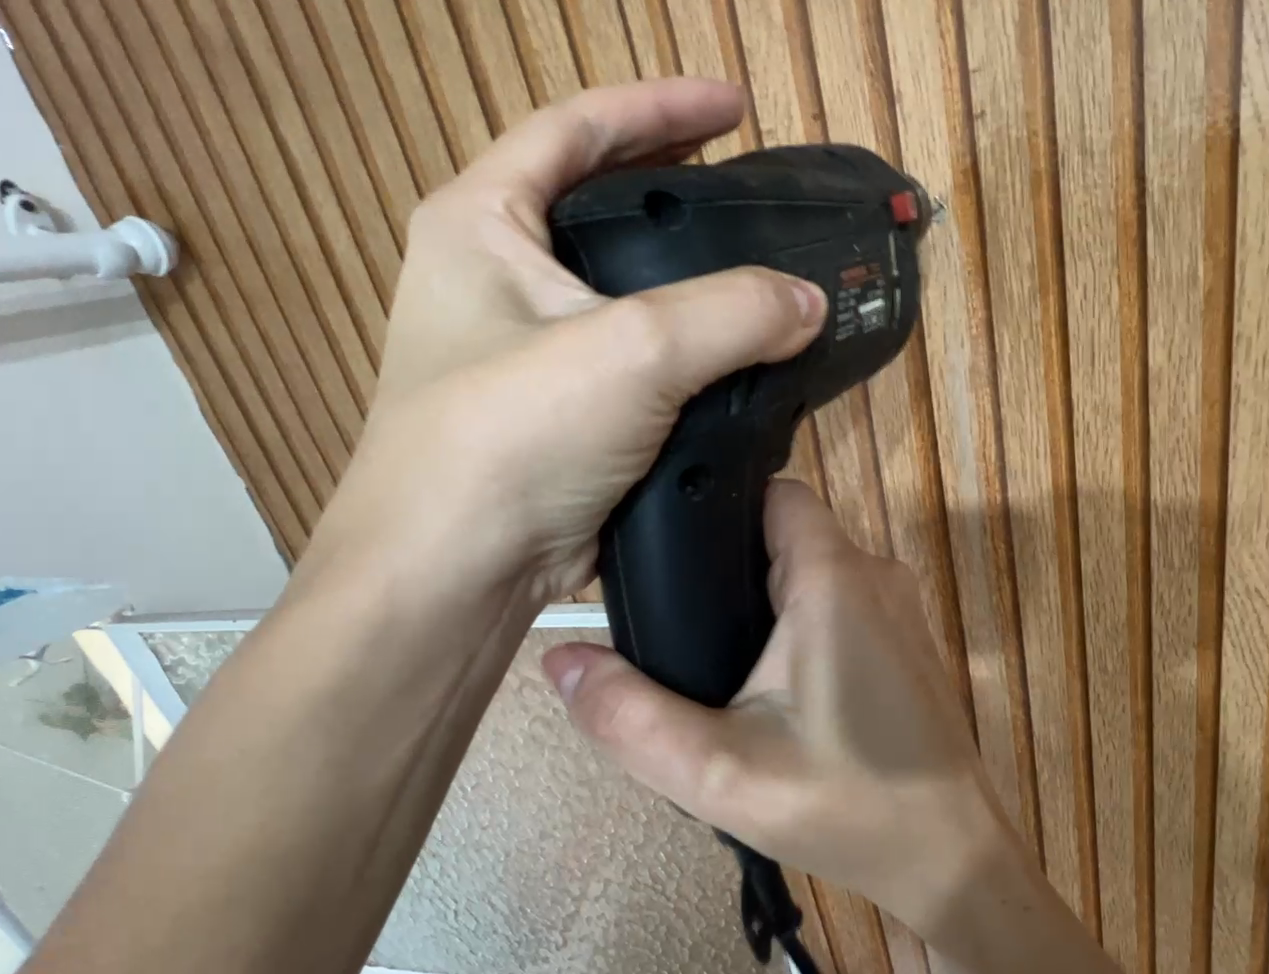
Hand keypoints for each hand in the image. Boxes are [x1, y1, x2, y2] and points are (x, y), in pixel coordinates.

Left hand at [307, 79, 825, 597]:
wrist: (458, 572)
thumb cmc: (513, 437)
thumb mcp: (632, 352)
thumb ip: (733, 312)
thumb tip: (810, 303)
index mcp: (480, 223)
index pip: (574, 128)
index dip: (659, 106)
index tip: (736, 107)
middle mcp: (495, 278)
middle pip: (598, 208)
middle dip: (674, 192)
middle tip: (749, 193)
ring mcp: (526, 352)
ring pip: (624, 294)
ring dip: (687, 284)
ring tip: (758, 279)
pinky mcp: (561, 415)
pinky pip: (637, 364)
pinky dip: (686, 356)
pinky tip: (736, 363)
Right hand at [542, 481, 1013, 929]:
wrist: (947, 855)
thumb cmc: (845, 806)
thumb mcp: (720, 772)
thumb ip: (630, 716)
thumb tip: (558, 660)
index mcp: (835, 576)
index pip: (772, 493)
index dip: (719, 512)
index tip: (672, 557)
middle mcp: (875, 573)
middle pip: (784, 536)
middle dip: (729, 572)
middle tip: (680, 630)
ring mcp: (899, 608)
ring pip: (812, 574)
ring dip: (764, 607)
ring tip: (717, 663)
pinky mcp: (906, 643)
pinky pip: (840, 606)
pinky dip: (800, 629)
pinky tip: (771, 687)